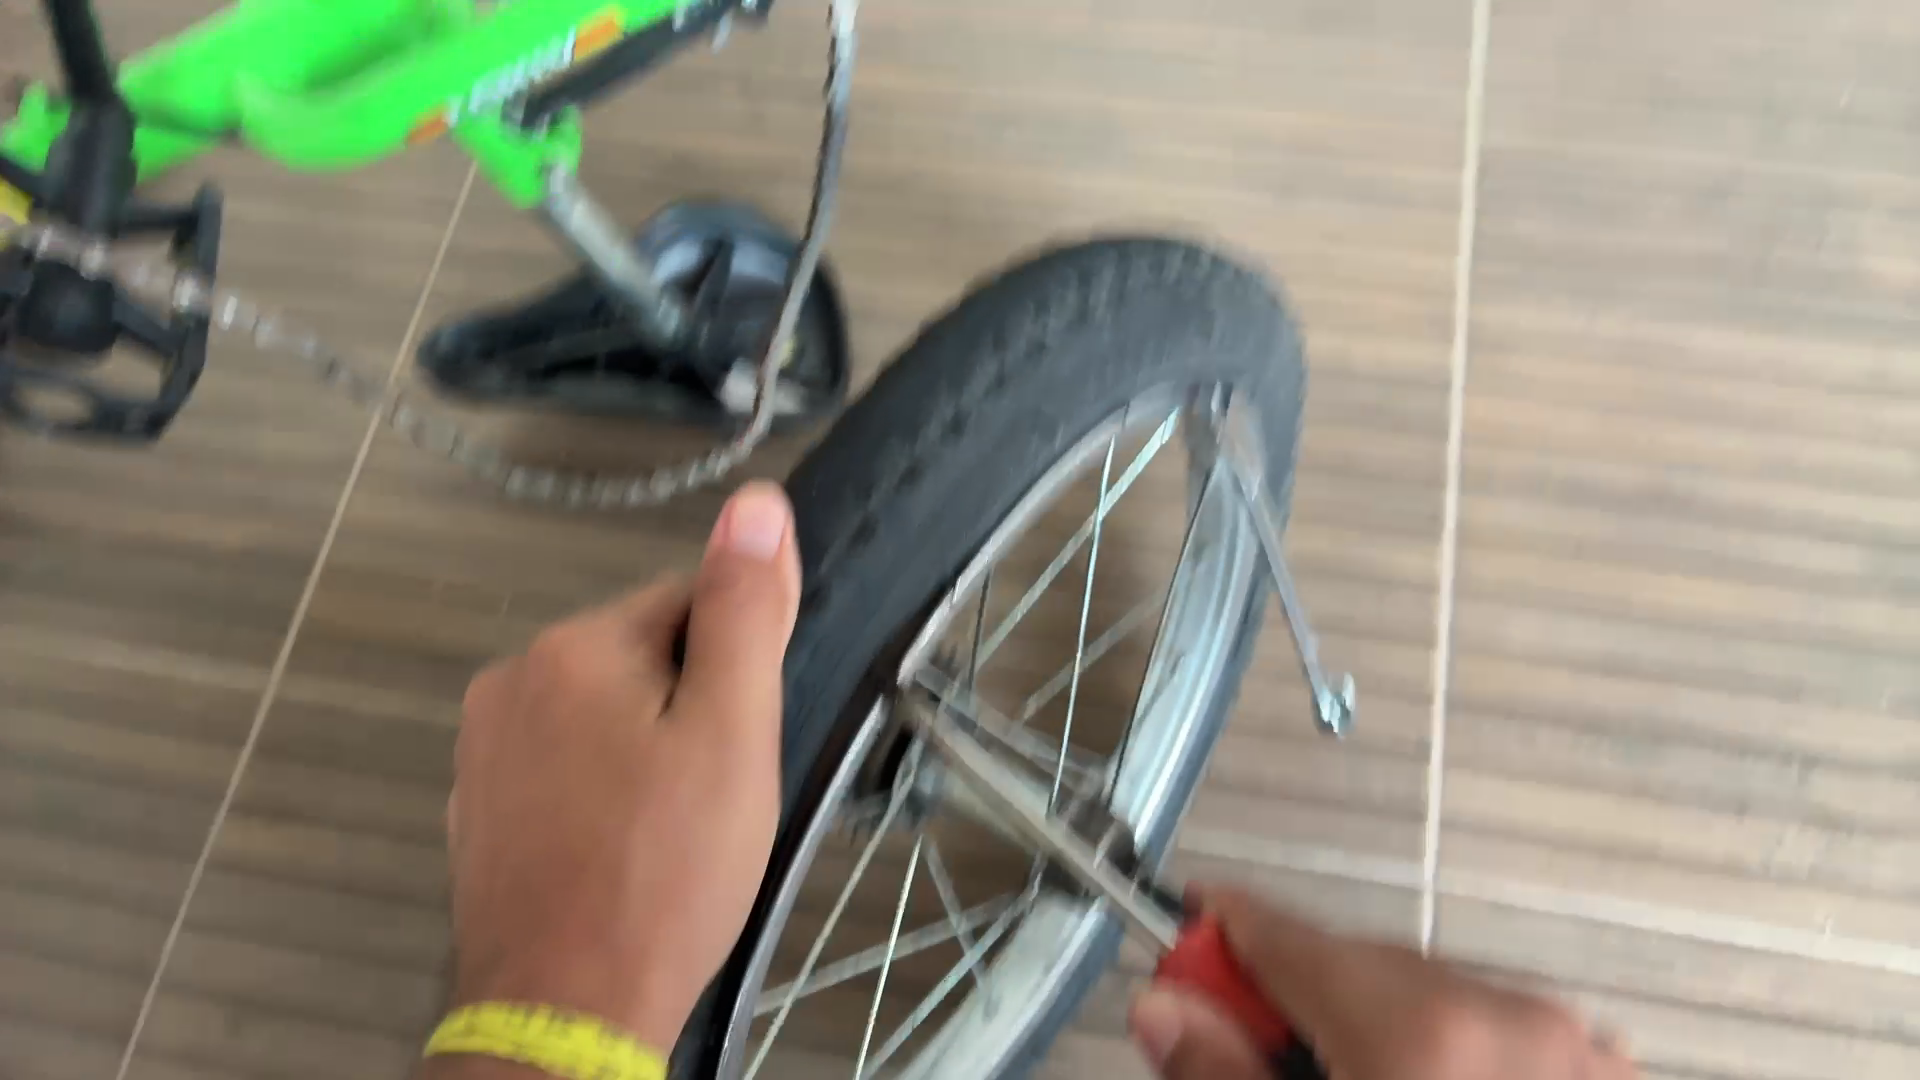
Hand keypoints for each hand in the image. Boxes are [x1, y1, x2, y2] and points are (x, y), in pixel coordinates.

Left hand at [446, 482, 801, 1052]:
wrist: (568, 1017)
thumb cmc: (670, 862)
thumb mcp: (732, 726)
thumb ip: (744, 609)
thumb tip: (756, 501)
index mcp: (576, 645)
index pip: (691, 605)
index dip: (736, 663)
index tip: (744, 730)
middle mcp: (513, 678)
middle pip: (648, 654)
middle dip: (696, 700)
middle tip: (718, 781)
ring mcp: (486, 746)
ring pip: (611, 707)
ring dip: (656, 740)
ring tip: (680, 816)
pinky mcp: (482, 804)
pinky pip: (570, 757)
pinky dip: (610, 779)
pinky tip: (629, 838)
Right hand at [1130, 889, 1637, 1079]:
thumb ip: (1220, 1076)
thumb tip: (1156, 1005)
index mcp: (1419, 1027)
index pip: (1279, 931)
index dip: (1218, 927)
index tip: (1184, 935)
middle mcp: (1504, 1012)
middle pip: (1346, 960)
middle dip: (1292, 994)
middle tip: (1258, 1051)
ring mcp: (1569, 1045)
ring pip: (1412, 988)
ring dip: (1362, 1022)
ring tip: (1345, 1078)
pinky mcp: (1600, 1072)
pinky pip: (1481, 1023)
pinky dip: (1431, 1046)